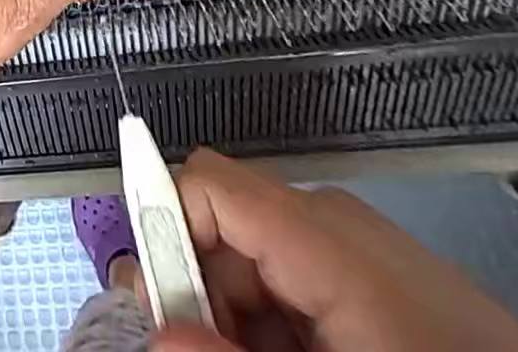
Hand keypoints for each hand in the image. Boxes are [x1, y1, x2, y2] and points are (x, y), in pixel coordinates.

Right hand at [157, 150, 517, 351]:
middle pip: (220, 226)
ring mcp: (353, 250)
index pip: (209, 184)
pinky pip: (288, 284)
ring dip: (232, 321)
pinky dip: (268, 330)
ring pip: (249, 261)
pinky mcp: (366, 279)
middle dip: (196, 294)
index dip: (164, 227)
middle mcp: (331, 224)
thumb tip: (156, 333)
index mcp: (325, 237)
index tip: (150, 306)